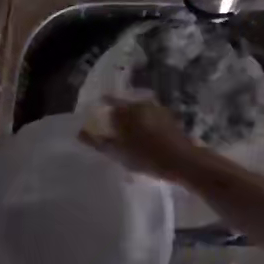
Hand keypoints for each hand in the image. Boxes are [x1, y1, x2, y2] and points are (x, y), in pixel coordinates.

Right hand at [79, 99, 206, 182]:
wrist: (184, 162)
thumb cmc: (148, 156)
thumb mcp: (119, 151)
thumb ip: (98, 141)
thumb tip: (80, 132)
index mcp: (129, 108)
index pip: (110, 102)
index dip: (102, 109)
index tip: (97, 118)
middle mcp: (144, 104)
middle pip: (126, 107)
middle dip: (118, 117)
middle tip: (112, 131)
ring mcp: (159, 111)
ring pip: (140, 113)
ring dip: (133, 123)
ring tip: (128, 138)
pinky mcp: (171, 121)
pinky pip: (151, 120)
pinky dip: (145, 127)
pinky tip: (144, 140)